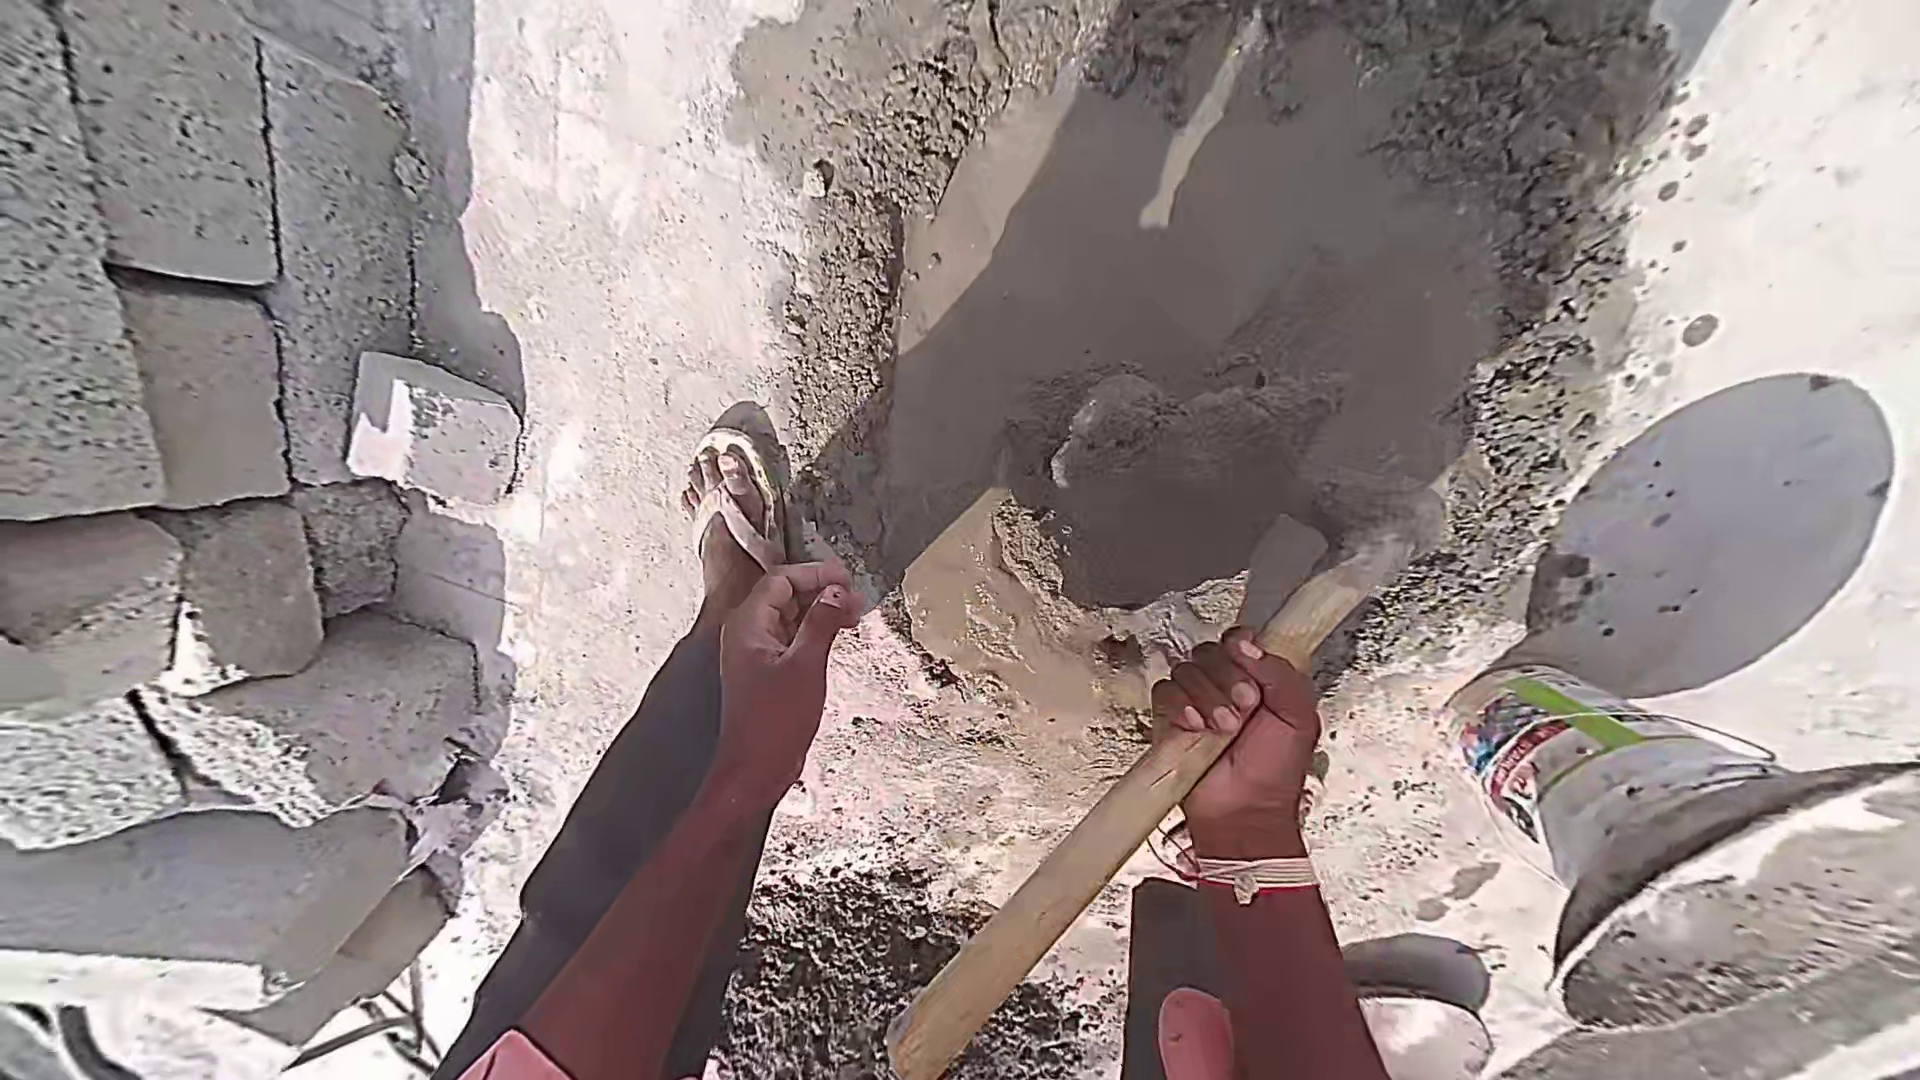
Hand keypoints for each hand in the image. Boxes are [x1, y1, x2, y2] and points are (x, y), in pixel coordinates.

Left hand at [711, 562, 863, 810]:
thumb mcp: (806, 664)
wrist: (758, 768)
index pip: (781, 579)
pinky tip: (838, 633)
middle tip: (853, 595)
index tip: (844, 577)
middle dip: (821, 590)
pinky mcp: (769, 668)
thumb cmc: (774, 722)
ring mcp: (757, 651)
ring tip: (853, 612)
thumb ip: (822, 622)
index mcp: (748, 625)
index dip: (814, 573)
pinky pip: (793, 635)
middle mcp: (748, 633)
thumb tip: (838, 592)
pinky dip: (816, 629)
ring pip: (791, 615)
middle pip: (785, 594)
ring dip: (821, 609)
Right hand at [1151, 627, 1321, 857]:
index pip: (1238, 640)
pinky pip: (1164, 691)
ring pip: (1186, 670)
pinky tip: (1194, 727)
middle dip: (1226, 679)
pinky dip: (1179, 706)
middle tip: (1243, 708)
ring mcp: (1194, 698)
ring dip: (1206, 698)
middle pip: (1210, 652)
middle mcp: (1223, 684)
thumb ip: (1281, 674)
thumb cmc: (1274, 772)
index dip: (1239, 648)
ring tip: (1221, 728)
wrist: (1244, 812)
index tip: (1248, 667)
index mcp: (1256, 678)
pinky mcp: (1168, 715)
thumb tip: (1247, 645)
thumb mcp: (1298, 718)